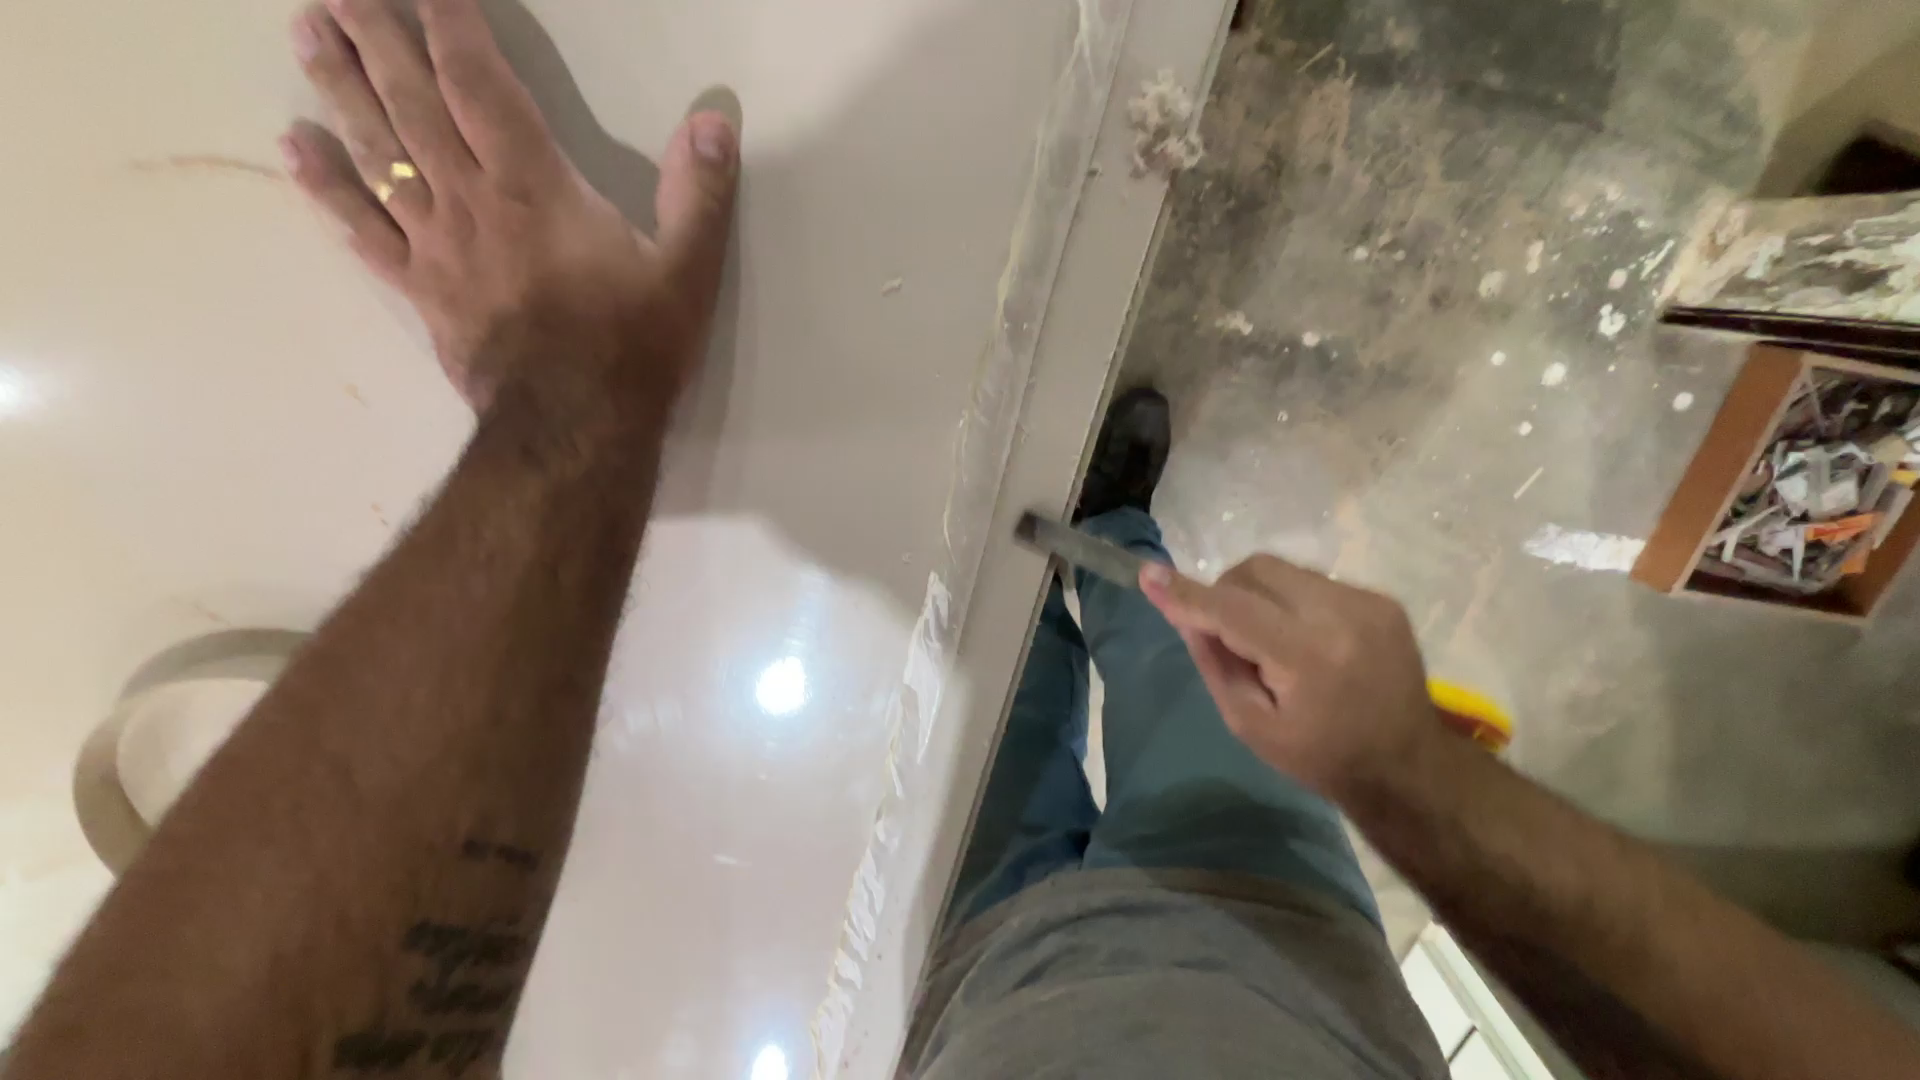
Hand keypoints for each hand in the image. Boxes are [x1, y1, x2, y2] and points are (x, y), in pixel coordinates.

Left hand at [281, 0, 738, 414]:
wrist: (577, 424)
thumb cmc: (633, 345)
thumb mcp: (688, 272)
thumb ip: (700, 195)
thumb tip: (714, 122)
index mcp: (535, 188)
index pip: (479, 84)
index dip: (450, 24)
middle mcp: (473, 202)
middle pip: (413, 104)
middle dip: (375, 36)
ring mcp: (438, 248)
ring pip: (378, 155)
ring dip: (340, 89)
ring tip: (306, 31)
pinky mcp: (423, 292)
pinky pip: (363, 232)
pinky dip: (327, 189)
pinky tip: (294, 148)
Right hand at [1140, 555, 1434, 797]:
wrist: (1406, 765)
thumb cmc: (1318, 756)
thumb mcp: (1248, 723)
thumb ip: (1213, 662)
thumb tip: (1184, 612)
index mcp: (1307, 656)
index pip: (1231, 608)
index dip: (1186, 593)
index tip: (1148, 575)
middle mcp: (1341, 615)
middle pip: (1256, 571)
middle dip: (1226, 592)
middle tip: (1225, 632)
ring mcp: (1367, 602)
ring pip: (1283, 570)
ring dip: (1259, 595)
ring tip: (1270, 640)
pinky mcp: (1381, 600)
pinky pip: (1312, 581)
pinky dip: (1291, 601)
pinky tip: (1303, 639)